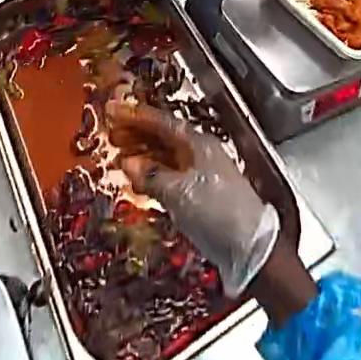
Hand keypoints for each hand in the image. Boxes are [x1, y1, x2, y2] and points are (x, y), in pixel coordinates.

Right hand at [107, 100, 280, 294]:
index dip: (136, 116)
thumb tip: (127, 163)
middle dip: (136, 134)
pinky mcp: (199, 195)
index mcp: (197, 143)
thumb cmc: (217, 212)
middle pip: (163, 137)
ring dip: (141, 155)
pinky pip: (169, 177)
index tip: (113, 110)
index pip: (162, 122)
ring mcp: (200, 174)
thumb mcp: (179, 193)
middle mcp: (199, 154)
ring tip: (117, 155)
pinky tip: (136, 182)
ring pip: (165, 158)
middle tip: (109, 132)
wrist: (251, 249)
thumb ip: (151, 176)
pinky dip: (150, 177)